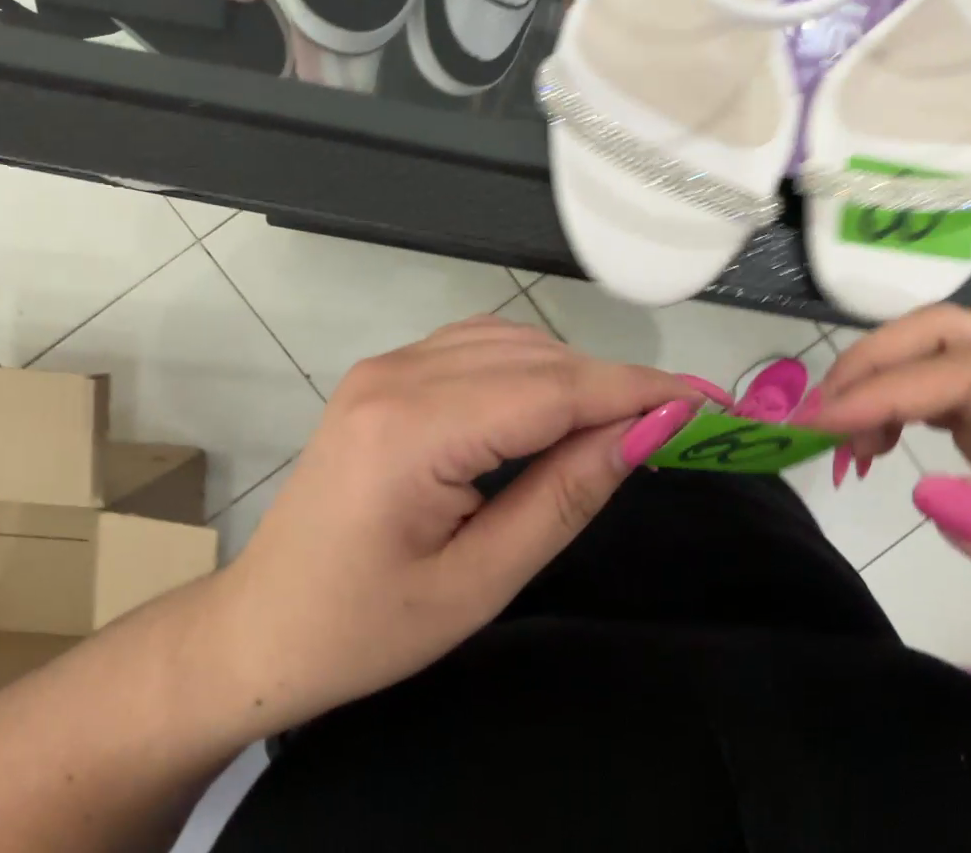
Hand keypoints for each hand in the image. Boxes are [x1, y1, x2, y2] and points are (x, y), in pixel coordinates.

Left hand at [213, 316, 697, 726]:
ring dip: (575, 376)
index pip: (554, 389)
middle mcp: (395, 376)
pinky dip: (532, 370)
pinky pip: (477, 349)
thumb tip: (645, 433)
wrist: (261, 629)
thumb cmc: (365, 629)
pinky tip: (554, 410)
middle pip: (537, 357)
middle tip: (675, 427)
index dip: (638, 391)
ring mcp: (384, 368)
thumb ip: (564, 495)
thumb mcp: (480, 580)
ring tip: (620, 427)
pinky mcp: (384, 376)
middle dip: (614, 385)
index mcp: (413, 431)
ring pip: (511, 342)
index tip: (708, 403)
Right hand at [813, 306, 970, 714]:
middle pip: (959, 335)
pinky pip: (940, 397)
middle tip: (817, 416)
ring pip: (943, 356)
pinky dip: (892, 407)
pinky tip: (873, 445)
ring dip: (880, 379)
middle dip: (879, 361)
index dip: (898, 387)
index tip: (825, 421)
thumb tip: (933, 497)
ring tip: (837, 436)